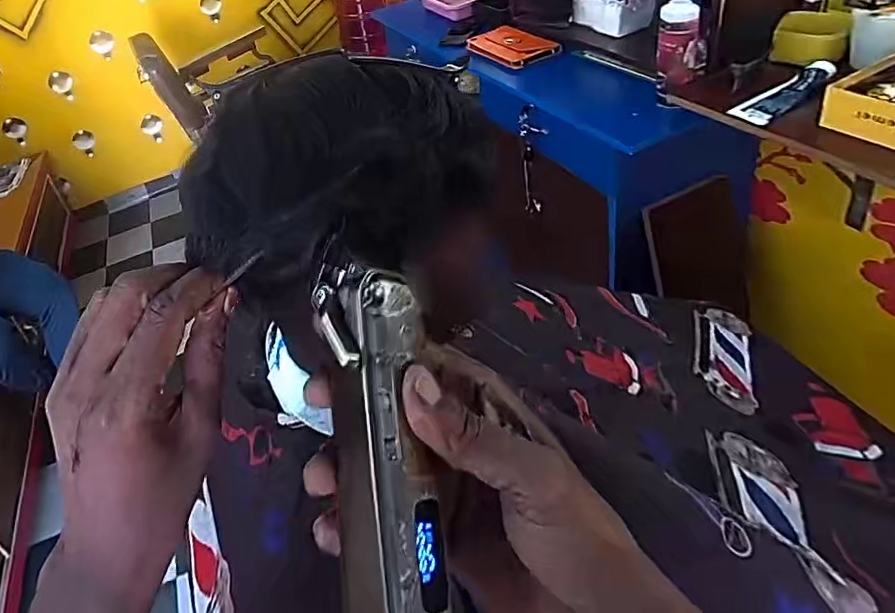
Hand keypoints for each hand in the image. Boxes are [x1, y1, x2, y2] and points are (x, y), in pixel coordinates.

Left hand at [32, 266, 231, 612]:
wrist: (103, 547)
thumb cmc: (161, 501)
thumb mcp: (201, 433)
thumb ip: (210, 359)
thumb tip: (222, 303)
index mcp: (124, 404)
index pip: (161, 316)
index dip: (196, 286)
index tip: (222, 276)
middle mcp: (84, 383)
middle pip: (124, 294)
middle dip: (168, 274)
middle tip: (202, 278)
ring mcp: (62, 380)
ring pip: (102, 300)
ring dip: (144, 285)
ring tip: (180, 290)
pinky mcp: (56, 382)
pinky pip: (88, 323)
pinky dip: (120, 306)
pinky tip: (147, 314)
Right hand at [304, 347, 695, 612]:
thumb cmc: (578, 531)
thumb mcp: (533, 475)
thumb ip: (473, 435)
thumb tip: (412, 384)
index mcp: (482, 410)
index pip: (427, 369)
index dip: (382, 360)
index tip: (341, 362)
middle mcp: (455, 440)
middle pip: (392, 413)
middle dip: (351, 412)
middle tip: (316, 411)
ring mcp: (442, 487)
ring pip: (382, 463)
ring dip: (346, 467)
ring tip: (322, 482)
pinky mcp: (434, 534)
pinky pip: (388, 516)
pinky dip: (356, 519)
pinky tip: (335, 528)